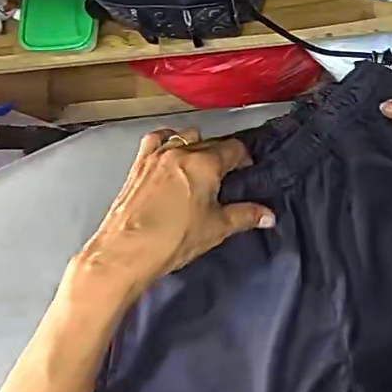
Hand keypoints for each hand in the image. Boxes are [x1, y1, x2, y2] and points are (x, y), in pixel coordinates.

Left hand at [71, 128, 274, 304]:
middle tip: (226, 175)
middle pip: (211, 141)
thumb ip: (246, 215)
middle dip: (223, 154)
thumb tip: (269, 216)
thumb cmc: (172, 240)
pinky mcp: (137, 166)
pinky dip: (166, 141)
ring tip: (199, 164)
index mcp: (205, 163)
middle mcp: (181, 152)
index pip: (235, 148)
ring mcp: (156, 156)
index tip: (246, 171)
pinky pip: (155, 140)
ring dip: (196, 145)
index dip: (245, 158)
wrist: (122, 255)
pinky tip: (169, 154)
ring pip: (184, 136)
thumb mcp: (217, 228)